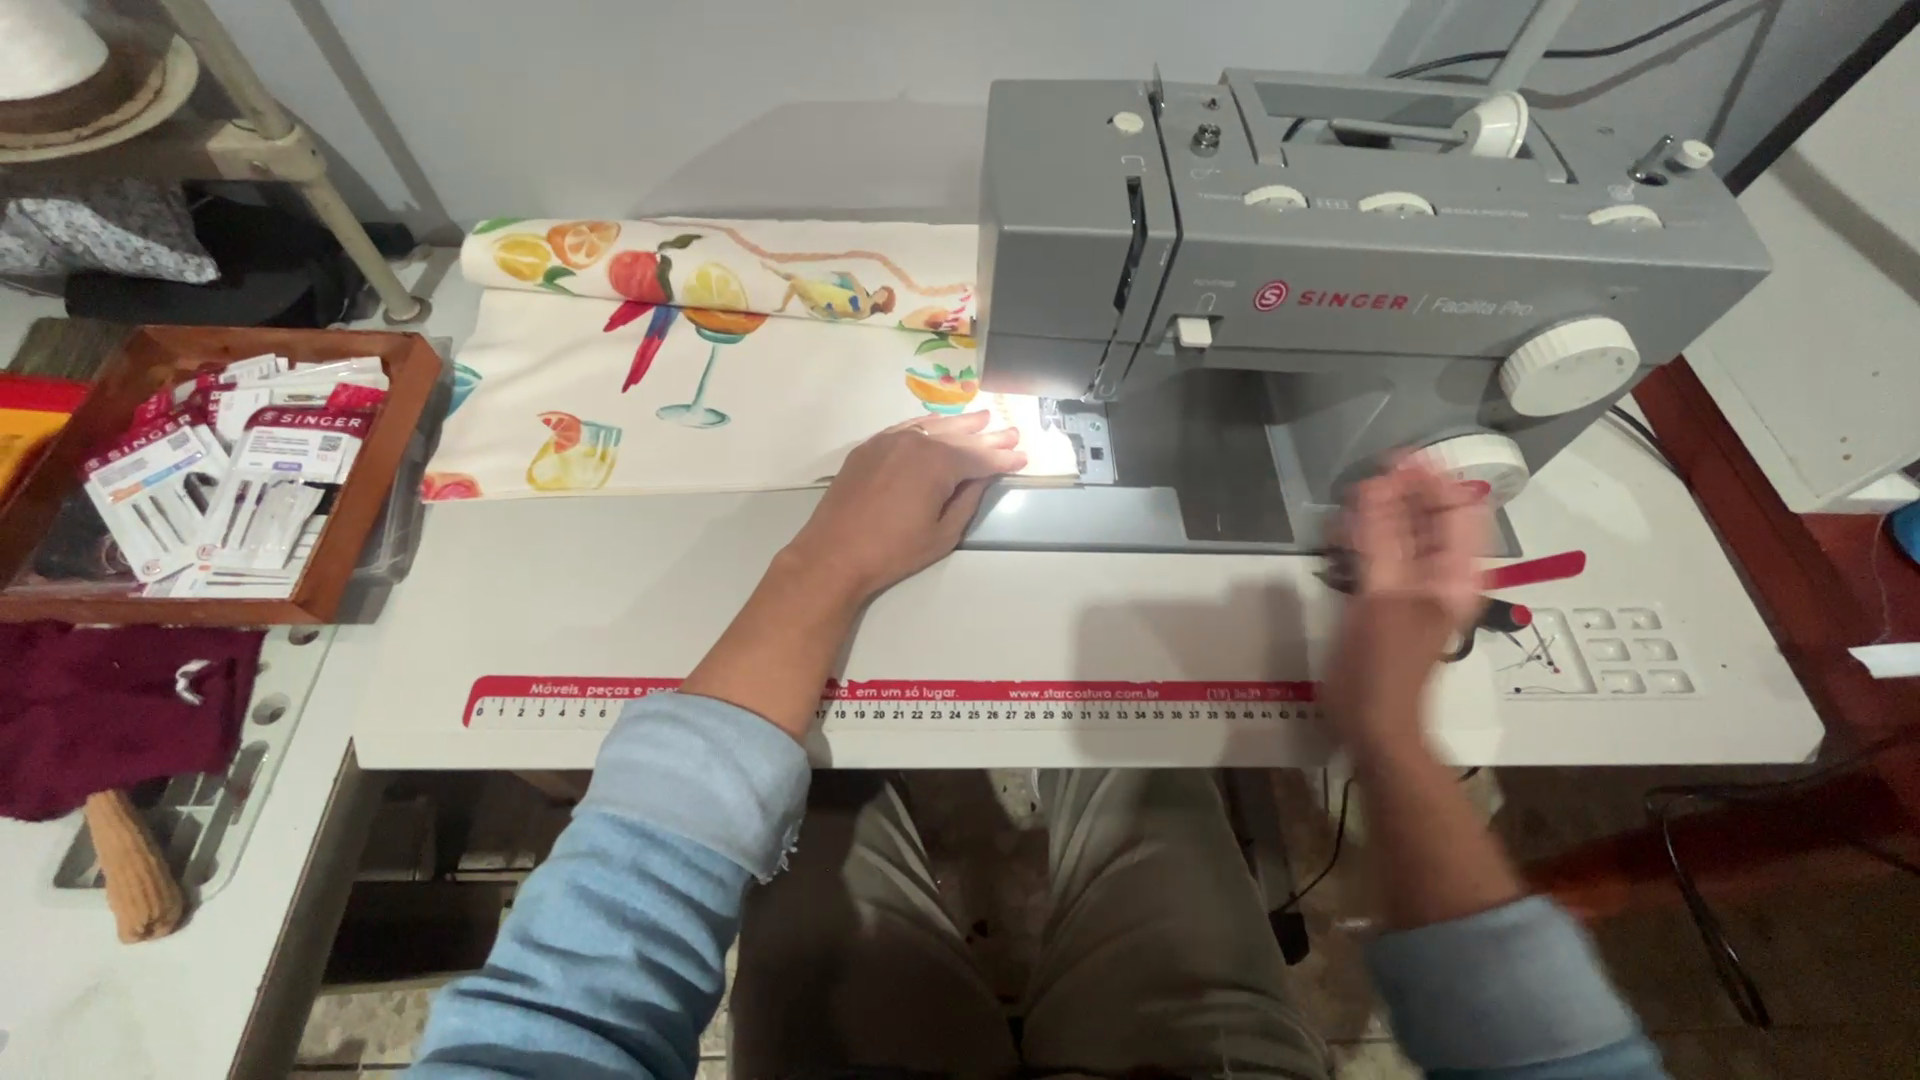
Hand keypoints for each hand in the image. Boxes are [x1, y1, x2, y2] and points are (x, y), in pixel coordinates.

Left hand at [781, 411, 1027, 602]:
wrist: (834, 553)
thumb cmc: (893, 551)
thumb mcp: (942, 534)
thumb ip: (967, 501)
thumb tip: (982, 478)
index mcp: (938, 463)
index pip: (980, 457)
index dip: (1004, 458)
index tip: (1023, 456)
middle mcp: (915, 442)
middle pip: (959, 437)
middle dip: (988, 437)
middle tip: (1012, 432)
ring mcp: (888, 440)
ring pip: (932, 426)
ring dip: (960, 424)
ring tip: (982, 418)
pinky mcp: (869, 447)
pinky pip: (906, 428)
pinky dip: (927, 425)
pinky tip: (937, 425)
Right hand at [1324, 455, 1489, 745]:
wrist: (1373, 720)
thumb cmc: (1383, 665)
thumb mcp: (1384, 599)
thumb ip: (1382, 541)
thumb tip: (1378, 484)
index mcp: (1455, 572)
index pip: (1459, 508)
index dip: (1433, 479)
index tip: (1395, 459)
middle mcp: (1440, 573)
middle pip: (1432, 517)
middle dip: (1403, 491)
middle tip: (1365, 476)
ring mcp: (1413, 587)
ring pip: (1404, 534)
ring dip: (1380, 513)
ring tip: (1350, 501)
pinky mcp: (1385, 599)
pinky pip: (1381, 555)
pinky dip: (1364, 539)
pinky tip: (1341, 533)